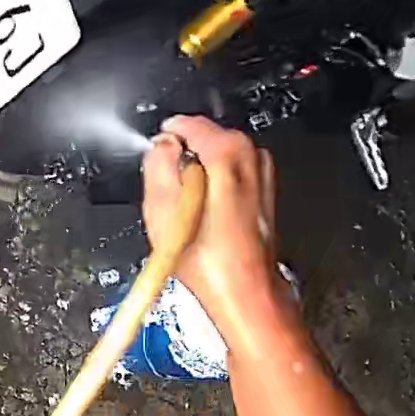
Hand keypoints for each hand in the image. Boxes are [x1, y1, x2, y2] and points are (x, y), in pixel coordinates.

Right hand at [141, 115, 279, 332]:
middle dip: (181, 162)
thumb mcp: (162, 210)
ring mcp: (261, 174)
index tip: (152, 157)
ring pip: (217, 161)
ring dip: (197, 179)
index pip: (187, 124)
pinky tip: (202, 219)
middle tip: (166, 195)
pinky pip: (229, 179)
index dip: (164, 140)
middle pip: (204, 142)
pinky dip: (212, 191)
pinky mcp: (262, 194)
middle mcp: (250, 155)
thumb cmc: (207, 260)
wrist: (243, 291)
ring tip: (184, 213)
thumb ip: (157, 166)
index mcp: (226, 152)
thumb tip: (160, 145)